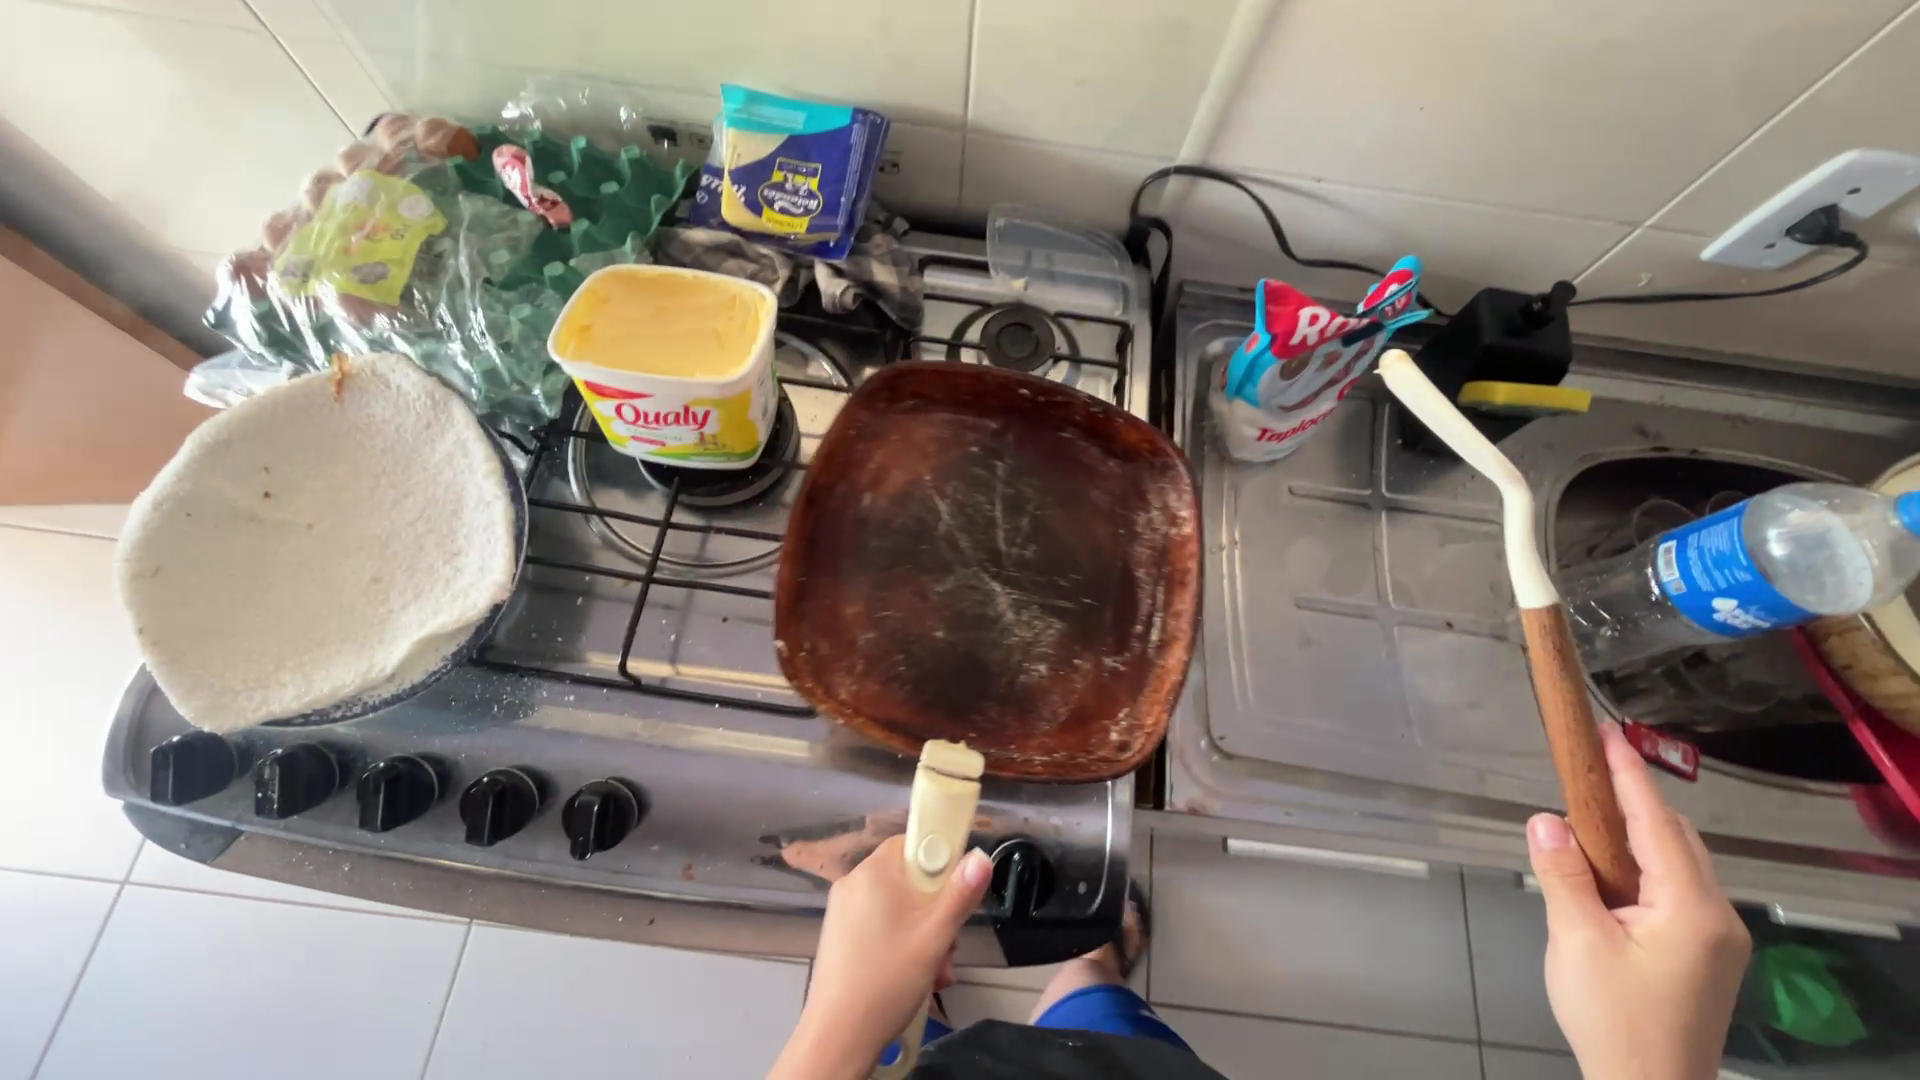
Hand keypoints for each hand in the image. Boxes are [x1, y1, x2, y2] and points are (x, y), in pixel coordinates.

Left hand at [771, 835, 991, 1078]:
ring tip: (937, 970)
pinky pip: (879, 924)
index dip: (939, 862)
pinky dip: (900, 941)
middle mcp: (854, 882)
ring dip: (923, 932)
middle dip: (936, 909)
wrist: (837, 1037)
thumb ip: (961, 894)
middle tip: (950, 944)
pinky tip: (915, 975)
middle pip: (908, 878)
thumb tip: (980, 856)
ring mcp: (843, 910)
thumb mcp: (935, 936)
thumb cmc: (888, 979)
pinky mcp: (839, 935)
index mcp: (874, 871)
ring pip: (897, 906)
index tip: (956, 891)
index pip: (912, 842)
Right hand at [1529, 723, 1751, 1079]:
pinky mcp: (1699, 953)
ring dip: (1635, 831)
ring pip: (1676, 862)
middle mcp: (1714, 916)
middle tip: (1587, 768)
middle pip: (1675, 838)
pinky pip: (1671, 887)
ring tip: (1587, 811)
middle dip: (1634, 799)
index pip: (1657, 824)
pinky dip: (1639, 861)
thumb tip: (1546, 820)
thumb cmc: (1612, 1014)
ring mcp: (1712, 937)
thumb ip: (1563, 875)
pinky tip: (1605, 866)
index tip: (1611, 732)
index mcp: (1691, 909)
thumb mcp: (1576, 940)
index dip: (1630, 775)